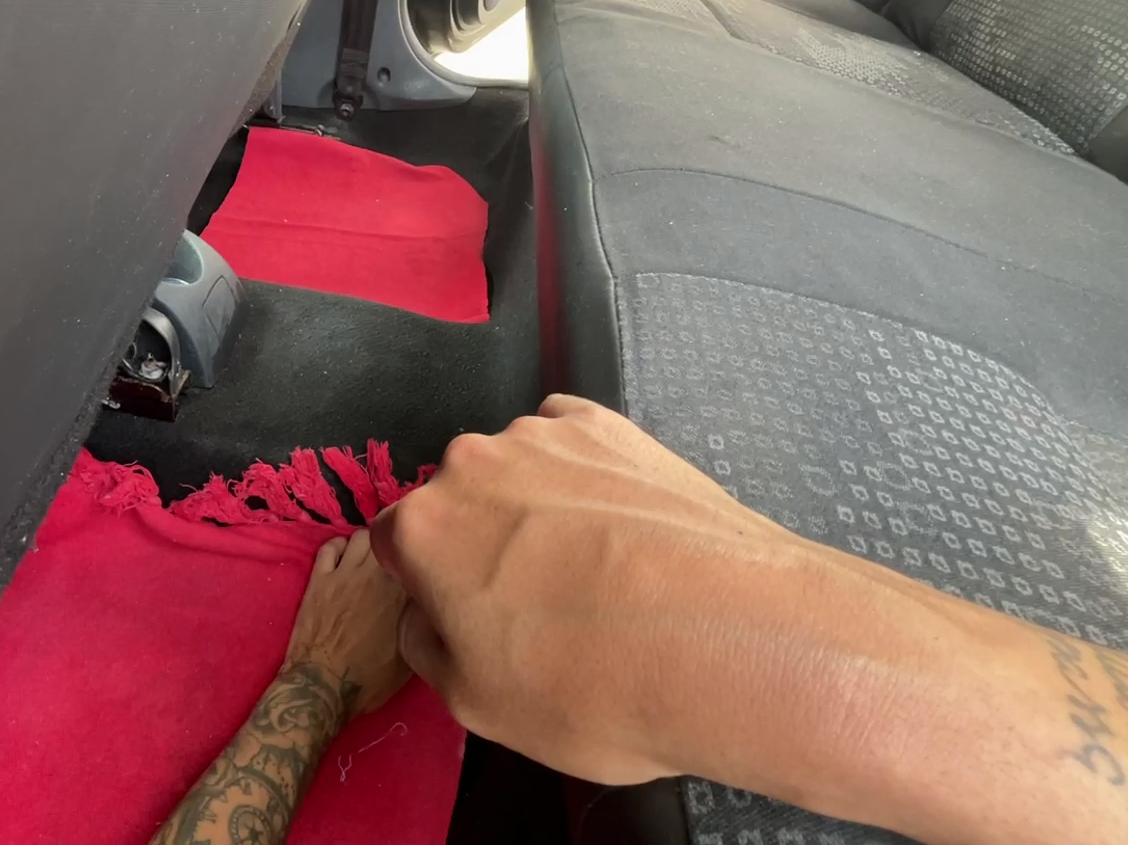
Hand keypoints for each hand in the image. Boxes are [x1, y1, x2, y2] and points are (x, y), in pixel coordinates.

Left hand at [284, 529, 412, 718]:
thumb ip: (418, 623)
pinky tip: (343, 558)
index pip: (414, 559)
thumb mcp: (409, 657)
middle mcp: (374, 574)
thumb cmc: (369, 678)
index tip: (417, 571)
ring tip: (369, 558)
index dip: (416, 563)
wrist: (322, 685)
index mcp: (401, 593)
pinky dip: (339, 547)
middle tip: (393, 563)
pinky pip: (330, 546)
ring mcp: (344, 572)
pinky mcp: (319, 576)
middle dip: (394, 548)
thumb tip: (424, 605)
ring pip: (361, 536)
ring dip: (368, 544)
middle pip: (389, 540)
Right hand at [369, 395, 968, 796]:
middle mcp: (470, 463)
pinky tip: (616, 515)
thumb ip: (425, 645)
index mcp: (424, 526)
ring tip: (595, 560)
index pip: (394, 542)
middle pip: (454, 500)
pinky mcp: (603, 422)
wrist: (733, 639)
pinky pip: (564, 440)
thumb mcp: (477, 705)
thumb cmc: (591, 685)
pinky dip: (575, 470)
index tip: (466, 609)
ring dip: (530, 503)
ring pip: (511, 469)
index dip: (426, 580)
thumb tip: (427, 610)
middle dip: (477, 538)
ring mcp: (539, 433)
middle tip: (535, 593)